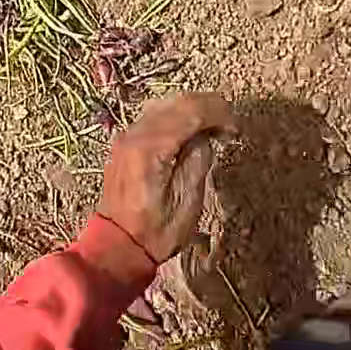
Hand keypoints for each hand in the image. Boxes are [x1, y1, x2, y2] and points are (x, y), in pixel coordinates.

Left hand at [96, 93, 234, 262]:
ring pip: (166, 104)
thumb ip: (198, 162)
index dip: (218, 114)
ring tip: (214, 126)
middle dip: (209, 107)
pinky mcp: (125, 141)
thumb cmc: (156, 232)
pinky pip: (156, 115)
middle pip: (178, 102)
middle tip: (229, 125)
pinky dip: (178, 115)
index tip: (235, 129)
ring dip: (194, 109)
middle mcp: (135, 135)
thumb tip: (205, 137)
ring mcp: (127, 136)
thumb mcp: (187, 203)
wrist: (116, 247)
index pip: (190, 113)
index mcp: (151, 149)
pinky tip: (191, 130)